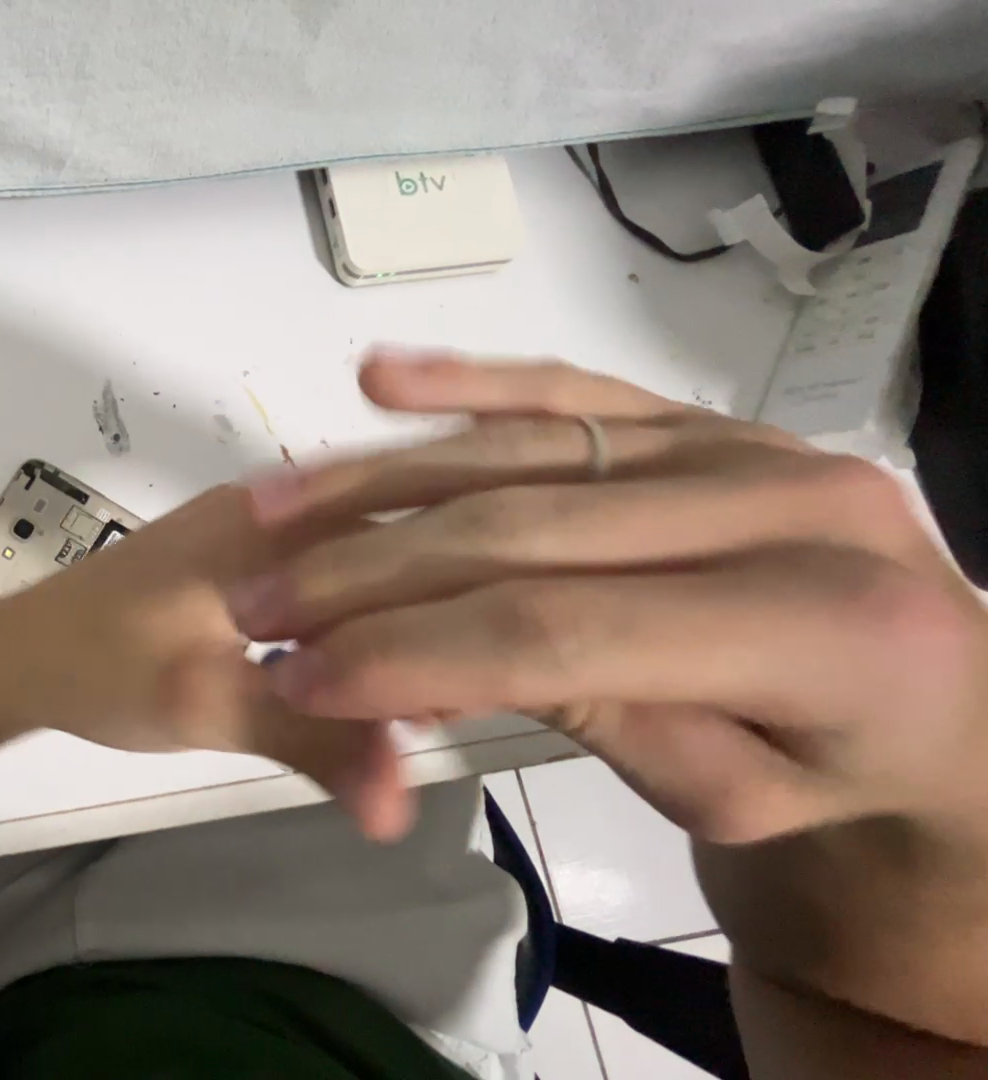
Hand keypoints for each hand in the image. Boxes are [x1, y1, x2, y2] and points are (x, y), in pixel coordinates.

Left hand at [0, 482, 416, 839]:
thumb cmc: (103, 667)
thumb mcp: (210, 705)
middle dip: (416, 623)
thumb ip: (314, 744)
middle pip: (377, 553)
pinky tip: (338, 677)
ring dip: (372, 630)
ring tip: (400, 701)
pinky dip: (330, 630)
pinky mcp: (219, 566)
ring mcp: (237, 534)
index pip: (403, 539)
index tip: (473, 682)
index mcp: (269, 521)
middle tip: (439, 703)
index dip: (452, 608)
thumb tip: (403, 809)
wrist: (16, 659)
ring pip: (339, 573)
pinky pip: (302, 587)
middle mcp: (262, 510)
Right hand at [221, 346, 987, 1038]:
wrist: (929, 704)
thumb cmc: (816, 772)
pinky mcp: (690, 416)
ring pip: (509, 454)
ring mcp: (735, 441)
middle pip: (512, 534)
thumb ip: (575, 711)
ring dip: (371, 483)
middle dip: (361, 577)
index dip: (406, 656)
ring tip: (267, 511)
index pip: (553, 632)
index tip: (297, 682)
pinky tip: (378, 378)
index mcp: (823, 631)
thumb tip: (412, 663)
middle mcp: (789, 505)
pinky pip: (560, 386)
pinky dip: (460, 384)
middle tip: (258, 609)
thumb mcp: (709, 790)